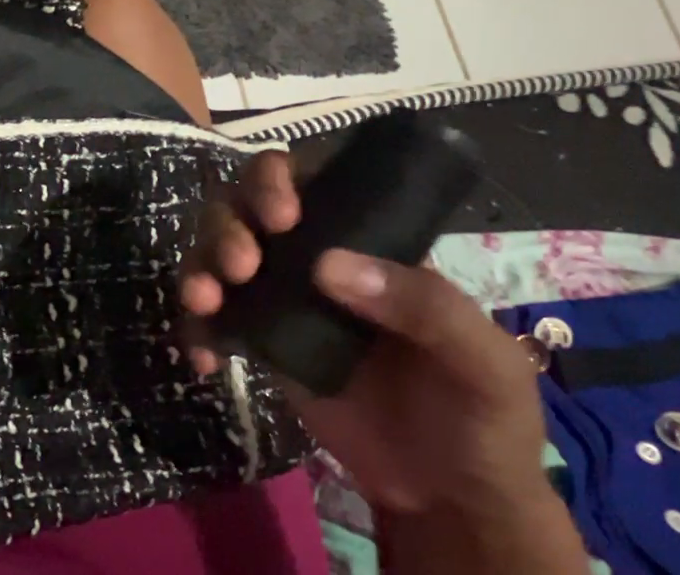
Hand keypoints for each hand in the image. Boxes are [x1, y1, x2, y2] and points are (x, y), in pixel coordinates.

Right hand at [180, 152, 551, 515]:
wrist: (448, 498)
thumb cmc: (481, 416)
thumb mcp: (482, 361)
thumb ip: (422, 306)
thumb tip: (326, 265)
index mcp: (368, 243)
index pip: (311, 181)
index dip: (277, 180)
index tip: (278, 215)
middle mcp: (313, 258)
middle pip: (244, 210)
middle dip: (227, 227)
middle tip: (240, 267)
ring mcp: (281, 299)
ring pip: (217, 255)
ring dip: (199, 268)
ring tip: (205, 303)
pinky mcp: (258, 341)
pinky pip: (212, 319)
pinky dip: (196, 329)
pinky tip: (205, 358)